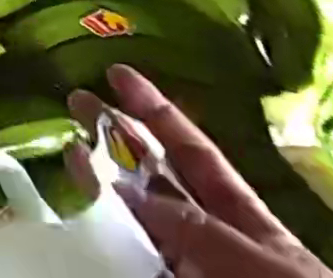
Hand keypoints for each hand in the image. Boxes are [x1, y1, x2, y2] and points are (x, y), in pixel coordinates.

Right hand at [64, 65, 332, 277]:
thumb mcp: (265, 267)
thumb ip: (200, 230)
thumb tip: (131, 192)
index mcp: (246, 223)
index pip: (195, 153)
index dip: (156, 111)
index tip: (118, 73)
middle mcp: (210, 242)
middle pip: (156, 177)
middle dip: (117, 136)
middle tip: (76, 100)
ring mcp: (184, 271)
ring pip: (133, 219)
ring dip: (100, 184)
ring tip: (68, 149)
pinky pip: (125, 260)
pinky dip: (99, 238)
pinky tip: (77, 218)